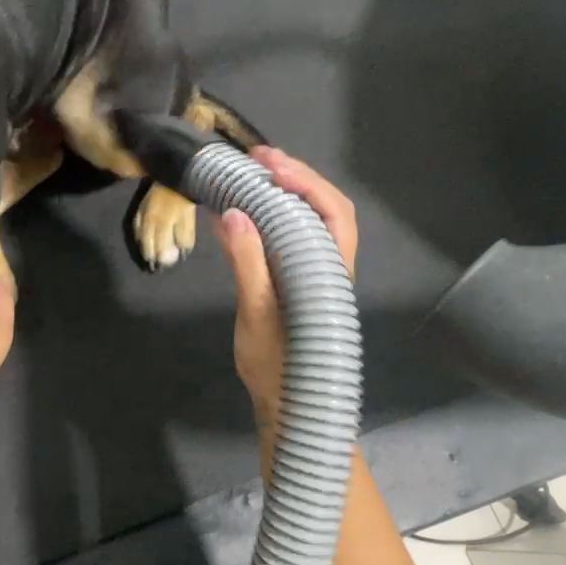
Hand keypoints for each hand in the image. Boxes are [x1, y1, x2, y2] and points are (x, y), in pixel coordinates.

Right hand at [214, 146, 358, 426]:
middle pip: (325, 210)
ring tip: (252, 176)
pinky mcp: (297, 284)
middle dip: (296, 179)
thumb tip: (234, 214)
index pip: (331, 213)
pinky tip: (245, 213)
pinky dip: (271, 218)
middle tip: (257, 159)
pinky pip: (290, 240)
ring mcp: (314, 275)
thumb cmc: (275, 364)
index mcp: (328, 272)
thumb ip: (248, 263)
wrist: (288, 405)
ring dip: (284, 195)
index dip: (305, 183)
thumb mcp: (257, 313)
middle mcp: (328, 267)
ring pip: (309, 223)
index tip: (269, 165)